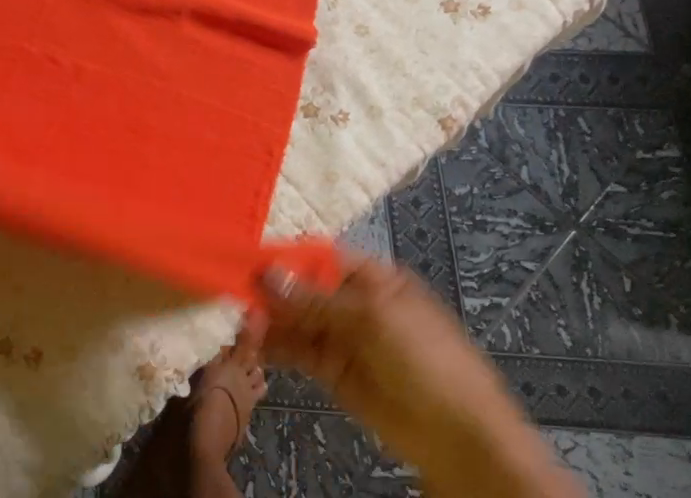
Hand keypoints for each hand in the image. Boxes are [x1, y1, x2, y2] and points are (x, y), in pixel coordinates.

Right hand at [260, 257, 579, 495]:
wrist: (460, 437)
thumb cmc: (427, 360)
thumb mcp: (374, 318)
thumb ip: (315, 298)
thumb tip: (265, 273)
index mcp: (372, 278)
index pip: (319, 255)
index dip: (283, 255)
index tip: (243, 254)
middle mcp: (352, 301)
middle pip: (300, 286)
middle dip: (267, 286)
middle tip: (230, 288)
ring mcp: (340, 336)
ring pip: (292, 317)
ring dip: (264, 315)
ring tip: (236, 318)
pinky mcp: (330, 368)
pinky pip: (293, 348)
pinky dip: (269, 343)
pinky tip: (248, 340)